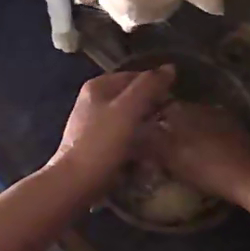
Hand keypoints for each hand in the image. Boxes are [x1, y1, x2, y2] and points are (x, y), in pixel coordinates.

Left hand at [47, 66, 176, 195]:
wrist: (76, 183)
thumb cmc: (102, 143)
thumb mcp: (128, 110)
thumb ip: (148, 86)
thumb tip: (170, 67)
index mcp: (97, 86)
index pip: (134, 76)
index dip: (155, 85)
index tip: (173, 100)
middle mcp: (92, 101)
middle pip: (130, 98)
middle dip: (150, 107)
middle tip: (171, 120)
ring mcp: (92, 125)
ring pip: (127, 119)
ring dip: (144, 126)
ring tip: (162, 136)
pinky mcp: (95, 146)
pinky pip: (121, 138)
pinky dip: (134, 142)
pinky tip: (147, 152)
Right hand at [137, 101, 249, 201]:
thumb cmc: (205, 167)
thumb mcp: (170, 157)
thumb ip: (148, 144)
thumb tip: (130, 135)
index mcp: (182, 109)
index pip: (157, 108)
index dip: (148, 121)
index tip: (142, 137)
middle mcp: (201, 106)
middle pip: (177, 114)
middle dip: (168, 127)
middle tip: (160, 147)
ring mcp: (222, 116)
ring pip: (196, 121)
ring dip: (187, 133)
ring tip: (181, 153)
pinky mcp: (237, 130)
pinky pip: (212, 130)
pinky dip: (204, 140)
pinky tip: (204, 154)